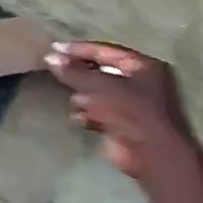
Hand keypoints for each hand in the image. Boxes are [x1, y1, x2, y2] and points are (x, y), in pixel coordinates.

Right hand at [42, 41, 198, 183]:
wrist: (152, 153)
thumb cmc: (132, 112)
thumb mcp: (100, 86)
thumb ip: (74, 71)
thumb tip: (49, 56)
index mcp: (143, 67)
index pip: (105, 51)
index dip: (78, 49)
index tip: (52, 48)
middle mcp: (139, 82)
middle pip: (99, 70)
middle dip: (78, 74)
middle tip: (54, 70)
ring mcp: (130, 103)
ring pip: (94, 92)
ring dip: (83, 98)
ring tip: (80, 104)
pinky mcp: (121, 121)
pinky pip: (96, 111)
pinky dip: (87, 114)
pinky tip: (83, 120)